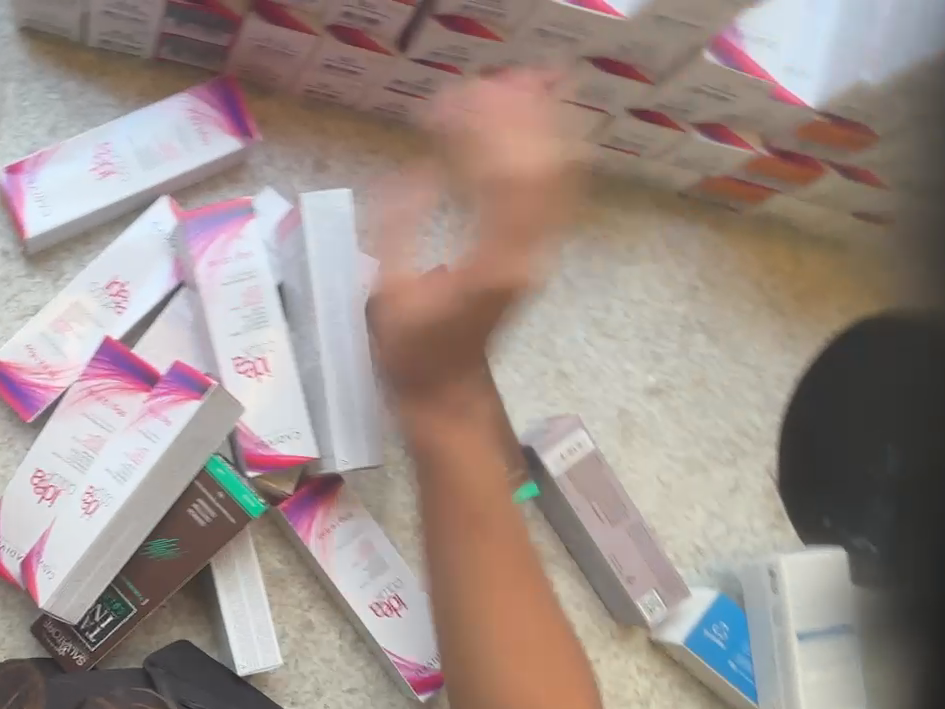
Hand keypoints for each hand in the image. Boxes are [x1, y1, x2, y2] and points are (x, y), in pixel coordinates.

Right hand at [367, 71, 579, 422]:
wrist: (448, 389)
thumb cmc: (410, 352)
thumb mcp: (387, 297)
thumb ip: (398, 232)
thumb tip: (412, 171)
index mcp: (488, 267)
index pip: (495, 181)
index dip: (473, 134)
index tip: (440, 107)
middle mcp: (526, 253)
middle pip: (539, 166)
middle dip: (513, 116)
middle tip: (480, 84)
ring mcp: (539, 251)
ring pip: (557, 173)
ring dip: (541, 124)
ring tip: (519, 82)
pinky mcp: (538, 250)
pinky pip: (556, 191)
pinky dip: (551, 149)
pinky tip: (539, 122)